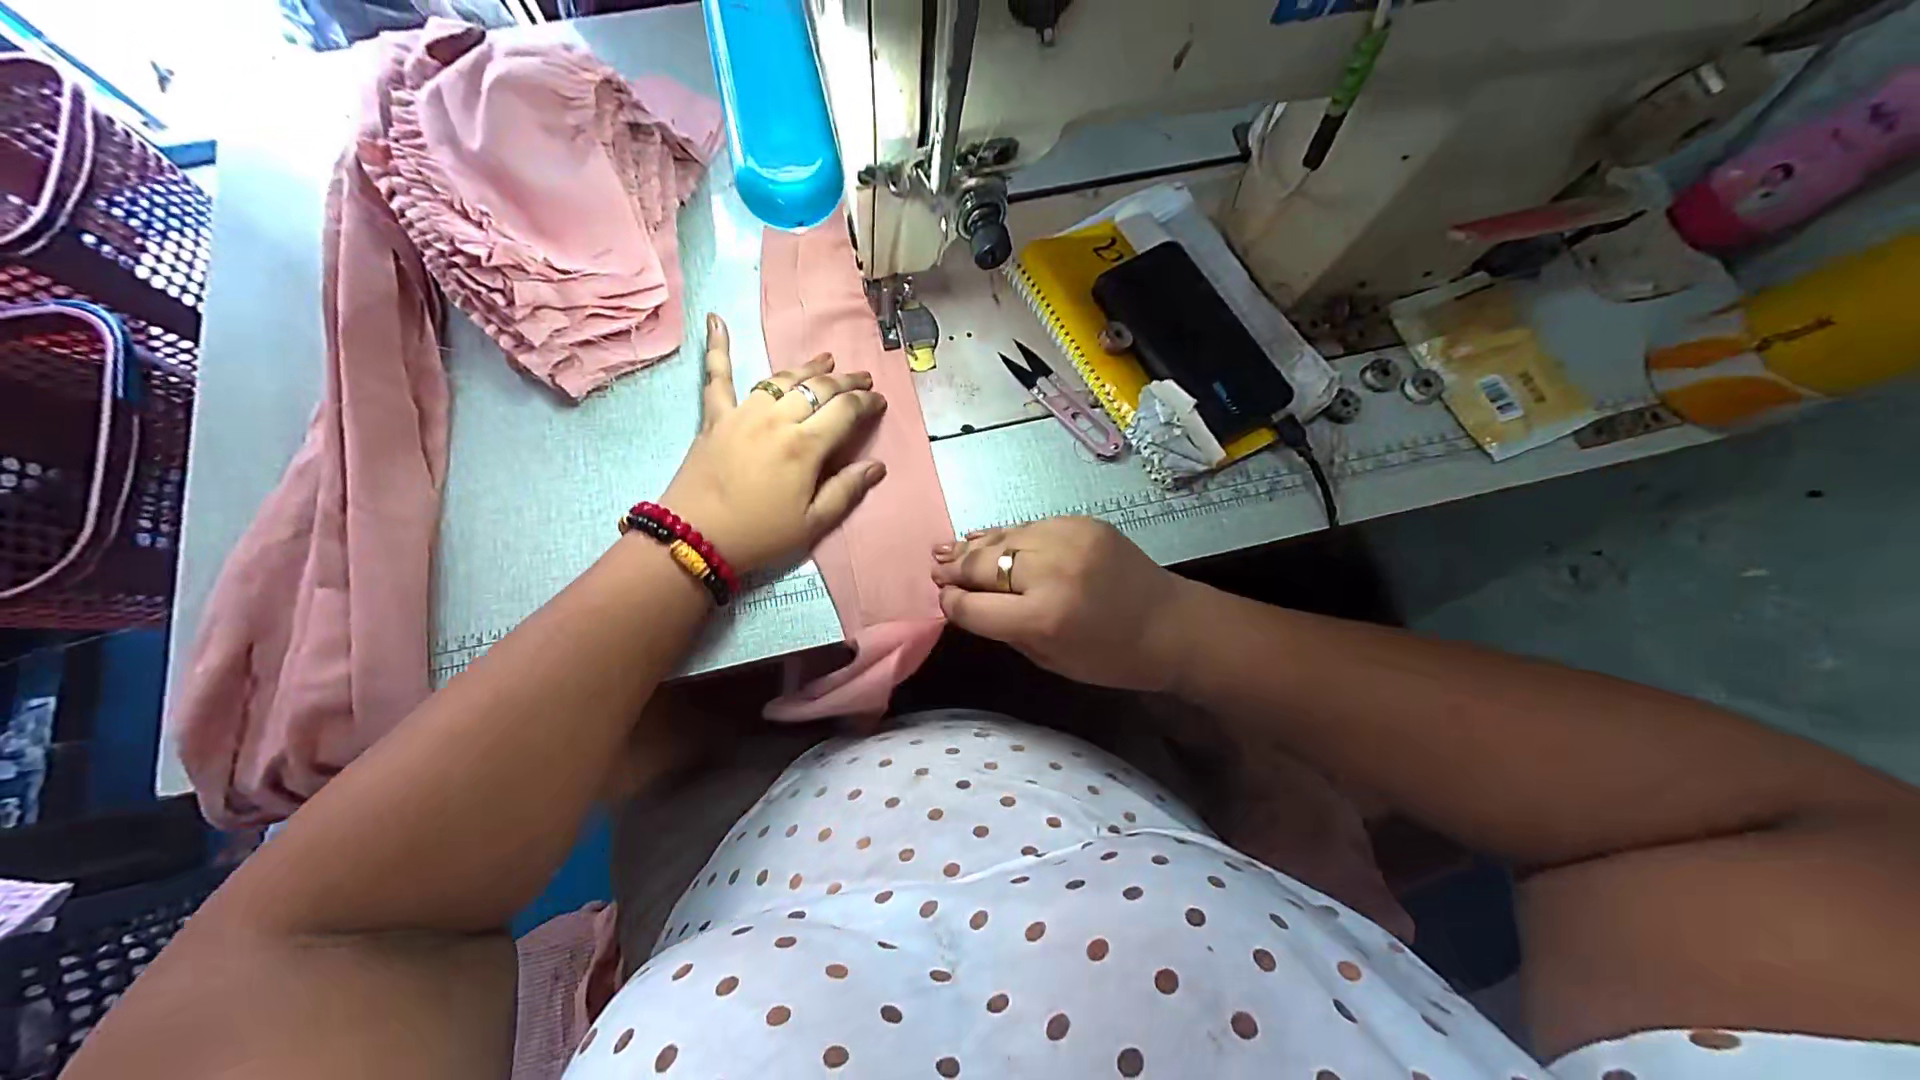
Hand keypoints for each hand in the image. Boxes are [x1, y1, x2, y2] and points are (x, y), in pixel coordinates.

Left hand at [660, 314, 888, 573]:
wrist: (694, 538)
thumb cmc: (760, 534)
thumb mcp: (813, 523)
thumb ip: (846, 490)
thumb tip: (876, 466)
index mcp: (805, 446)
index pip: (845, 411)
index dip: (867, 403)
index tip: (880, 402)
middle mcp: (778, 419)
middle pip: (818, 388)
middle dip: (846, 381)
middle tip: (862, 379)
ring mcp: (744, 412)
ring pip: (782, 378)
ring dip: (807, 367)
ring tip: (826, 359)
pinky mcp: (716, 417)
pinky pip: (718, 377)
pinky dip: (718, 348)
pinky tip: (715, 320)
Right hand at [930, 517, 1197, 691]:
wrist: (1173, 624)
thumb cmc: (1111, 657)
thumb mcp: (1050, 659)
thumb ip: (1004, 629)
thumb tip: (964, 602)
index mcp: (1043, 617)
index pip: (973, 607)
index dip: (952, 604)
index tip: (943, 600)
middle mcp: (1050, 571)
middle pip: (982, 565)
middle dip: (954, 570)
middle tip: (934, 571)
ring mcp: (1067, 539)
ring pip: (1001, 538)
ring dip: (971, 547)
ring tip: (945, 551)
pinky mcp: (1081, 522)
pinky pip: (1028, 527)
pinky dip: (1004, 536)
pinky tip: (982, 537)